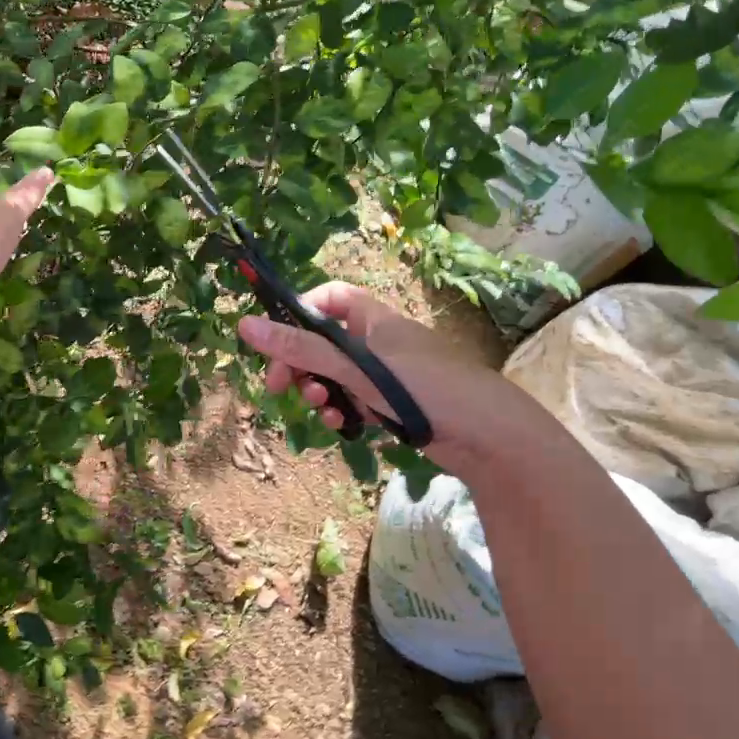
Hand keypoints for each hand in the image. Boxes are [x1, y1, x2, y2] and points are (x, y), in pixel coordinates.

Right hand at [237, 281, 549, 476]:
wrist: (496, 440)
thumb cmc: (426, 389)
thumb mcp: (355, 368)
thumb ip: (299, 348)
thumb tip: (243, 324)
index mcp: (374, 320)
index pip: (330, 297)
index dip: (301, 311)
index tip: (278, 337)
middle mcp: (379, 342)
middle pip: (322, 341)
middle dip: (298, 363)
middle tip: (279, 386)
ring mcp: (388, 375)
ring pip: (335, 374)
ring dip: (318, 390)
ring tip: (321, 408)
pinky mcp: (394, 404)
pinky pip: (353, 400)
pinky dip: (341, 410)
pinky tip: (341, 425)